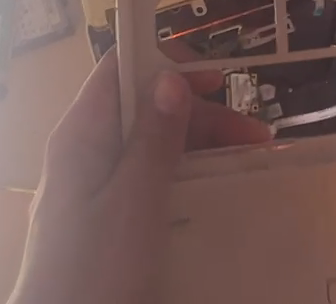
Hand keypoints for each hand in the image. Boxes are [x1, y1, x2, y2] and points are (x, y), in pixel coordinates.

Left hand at [7, 48, 270, 303]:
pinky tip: (211, 191)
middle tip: (254, 135)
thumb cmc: (94, 271)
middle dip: (198, 112)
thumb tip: (170, 75)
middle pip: (142, 107)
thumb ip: (152, 139)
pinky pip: (144, 178)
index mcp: (81, 132)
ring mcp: (90, 184)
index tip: (217, 80)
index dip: (165, 64)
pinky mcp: (100, 218)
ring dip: (196, 144)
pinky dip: (180, 175)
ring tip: (247, 159)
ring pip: (147, 144)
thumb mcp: (133, 203)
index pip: (120, 68)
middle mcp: (83, 149)